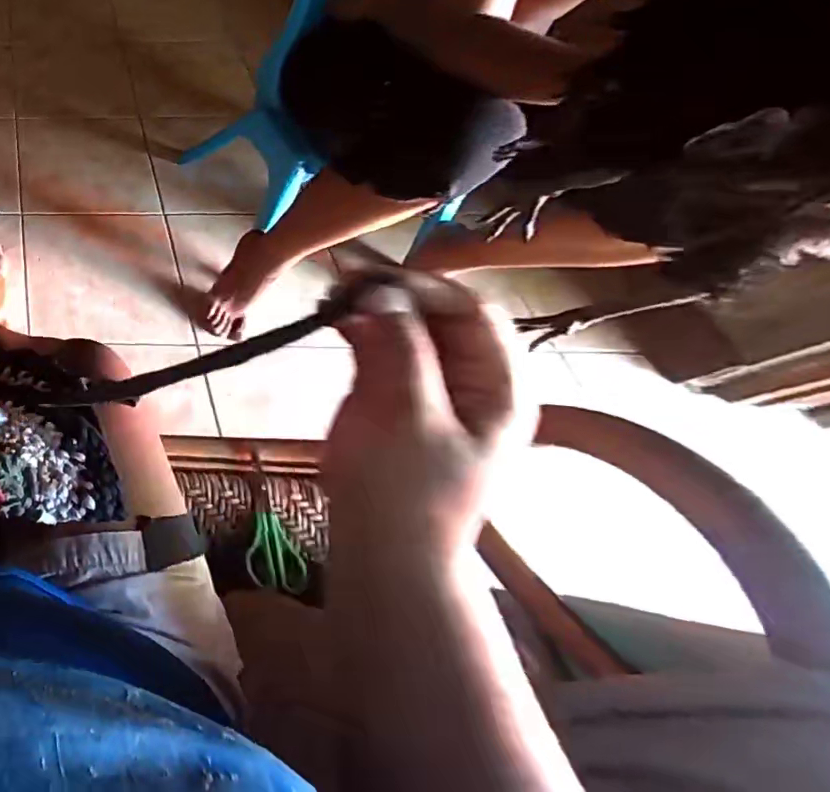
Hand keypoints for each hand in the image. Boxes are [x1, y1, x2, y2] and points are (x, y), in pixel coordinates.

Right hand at [322, 271, 535, 569]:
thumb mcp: (406, 415)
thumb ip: (399, 348)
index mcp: (498, 386)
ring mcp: (433, 388)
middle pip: (439, 315)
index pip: (470, 311)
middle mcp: (471, 379)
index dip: (421, 286)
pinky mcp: (399, 396)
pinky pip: (386, 348)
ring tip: (332, 297)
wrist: (383, 553)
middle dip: (391, 291)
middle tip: (341, 277)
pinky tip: (335, 321)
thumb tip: (380, 291)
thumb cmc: (402, 491)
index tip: (367, 277)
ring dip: (372, 306)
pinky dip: (361, 329)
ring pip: (409, 327)